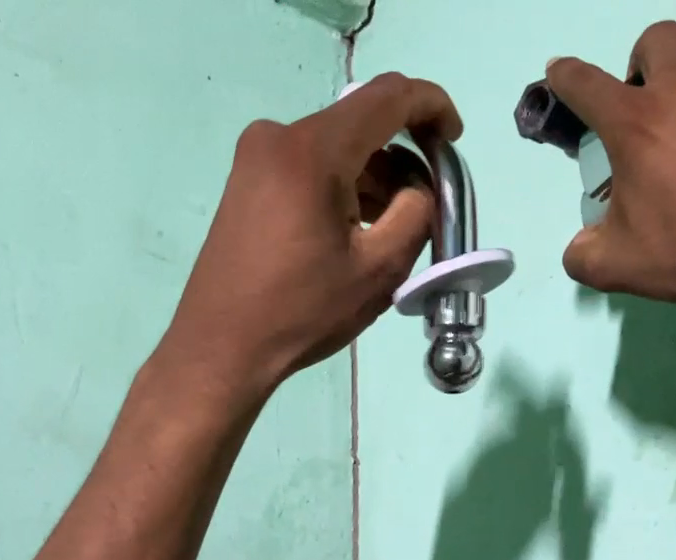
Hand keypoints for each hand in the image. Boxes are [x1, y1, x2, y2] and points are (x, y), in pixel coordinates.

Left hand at [158, 74, 462, 399]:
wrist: (221, 347)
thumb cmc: (301, 313)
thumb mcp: (379, 269)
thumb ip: (417, 213)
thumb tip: (419, 187)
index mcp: (313, 150)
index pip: (389, 96)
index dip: (431, 106)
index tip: (453, 138)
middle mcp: (278, 137)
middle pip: (360, 125)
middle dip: (400, 158)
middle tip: (422, 209)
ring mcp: (254, 158)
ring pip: (334, 149)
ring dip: (370, 178)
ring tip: (388, 232)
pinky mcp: (245, 183)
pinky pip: (307, 167)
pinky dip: (339, 188)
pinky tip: (350, 232)